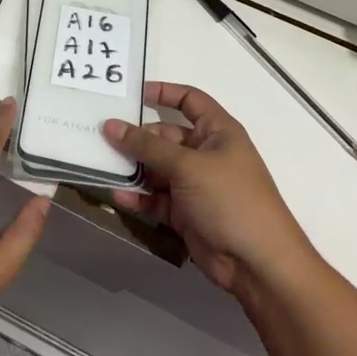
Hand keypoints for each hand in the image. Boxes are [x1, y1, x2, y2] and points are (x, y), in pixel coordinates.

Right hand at [103, 82, 314, 294]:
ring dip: (133, 169)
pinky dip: (139, 196)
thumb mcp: (187, 166)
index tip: (131, 94)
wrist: (257, 263)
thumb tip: (110, 125)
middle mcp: (205, 154)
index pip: (190, 100)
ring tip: (102, 166)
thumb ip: (146, 146)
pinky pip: (155, 197)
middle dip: (135, 138)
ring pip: (155, 168)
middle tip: (100, 136)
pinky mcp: (184, 212)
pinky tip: (120, 196)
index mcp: (218, 132)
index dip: (164, 93)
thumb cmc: (230, 200)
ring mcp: (194, 184)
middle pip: (164, 137)